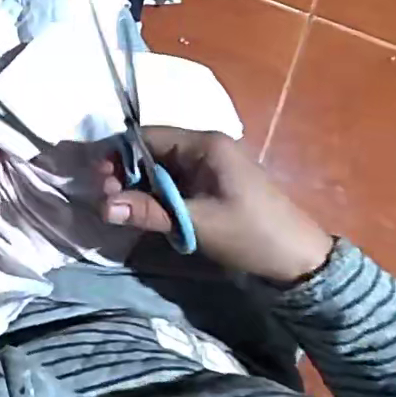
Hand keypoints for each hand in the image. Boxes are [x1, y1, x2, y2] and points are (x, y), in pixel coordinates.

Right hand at [100, 128, 332, 284]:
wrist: (298, 260)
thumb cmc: (250, 234)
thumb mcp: (196, 223)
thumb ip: (150, 211)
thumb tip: (104, 206)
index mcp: (205, 144)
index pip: (147, 136)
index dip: (118, 155)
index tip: (98, 180)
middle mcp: (205, 147)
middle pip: (152, 150)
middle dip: (125, 172)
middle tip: (106, 199)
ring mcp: (210, 165)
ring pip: (160, 167)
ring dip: (139, 186)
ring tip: (119, 208)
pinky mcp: (212, 184)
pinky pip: (174, 181)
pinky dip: (156, 194)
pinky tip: (143, 210)